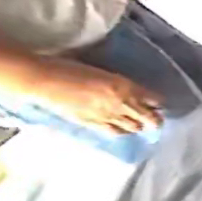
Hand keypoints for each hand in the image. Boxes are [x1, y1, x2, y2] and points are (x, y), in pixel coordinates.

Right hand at [18, 57, 162, 134]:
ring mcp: (107, 115)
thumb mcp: (107, 73)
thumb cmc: (71, 68)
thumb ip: (124, 85)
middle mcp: (122, 103)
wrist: (42, 78)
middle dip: (156, 120)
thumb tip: (135, 92)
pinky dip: (121, 131)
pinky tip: (120, 129)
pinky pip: (114, 132)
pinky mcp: (90, 123)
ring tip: (138, 124)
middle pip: (151, 118)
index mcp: (127, 86)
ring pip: (135, 127)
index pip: (156, 100)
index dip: (159, 103)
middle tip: (156, 120)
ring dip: (139, 126)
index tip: (159, 104)